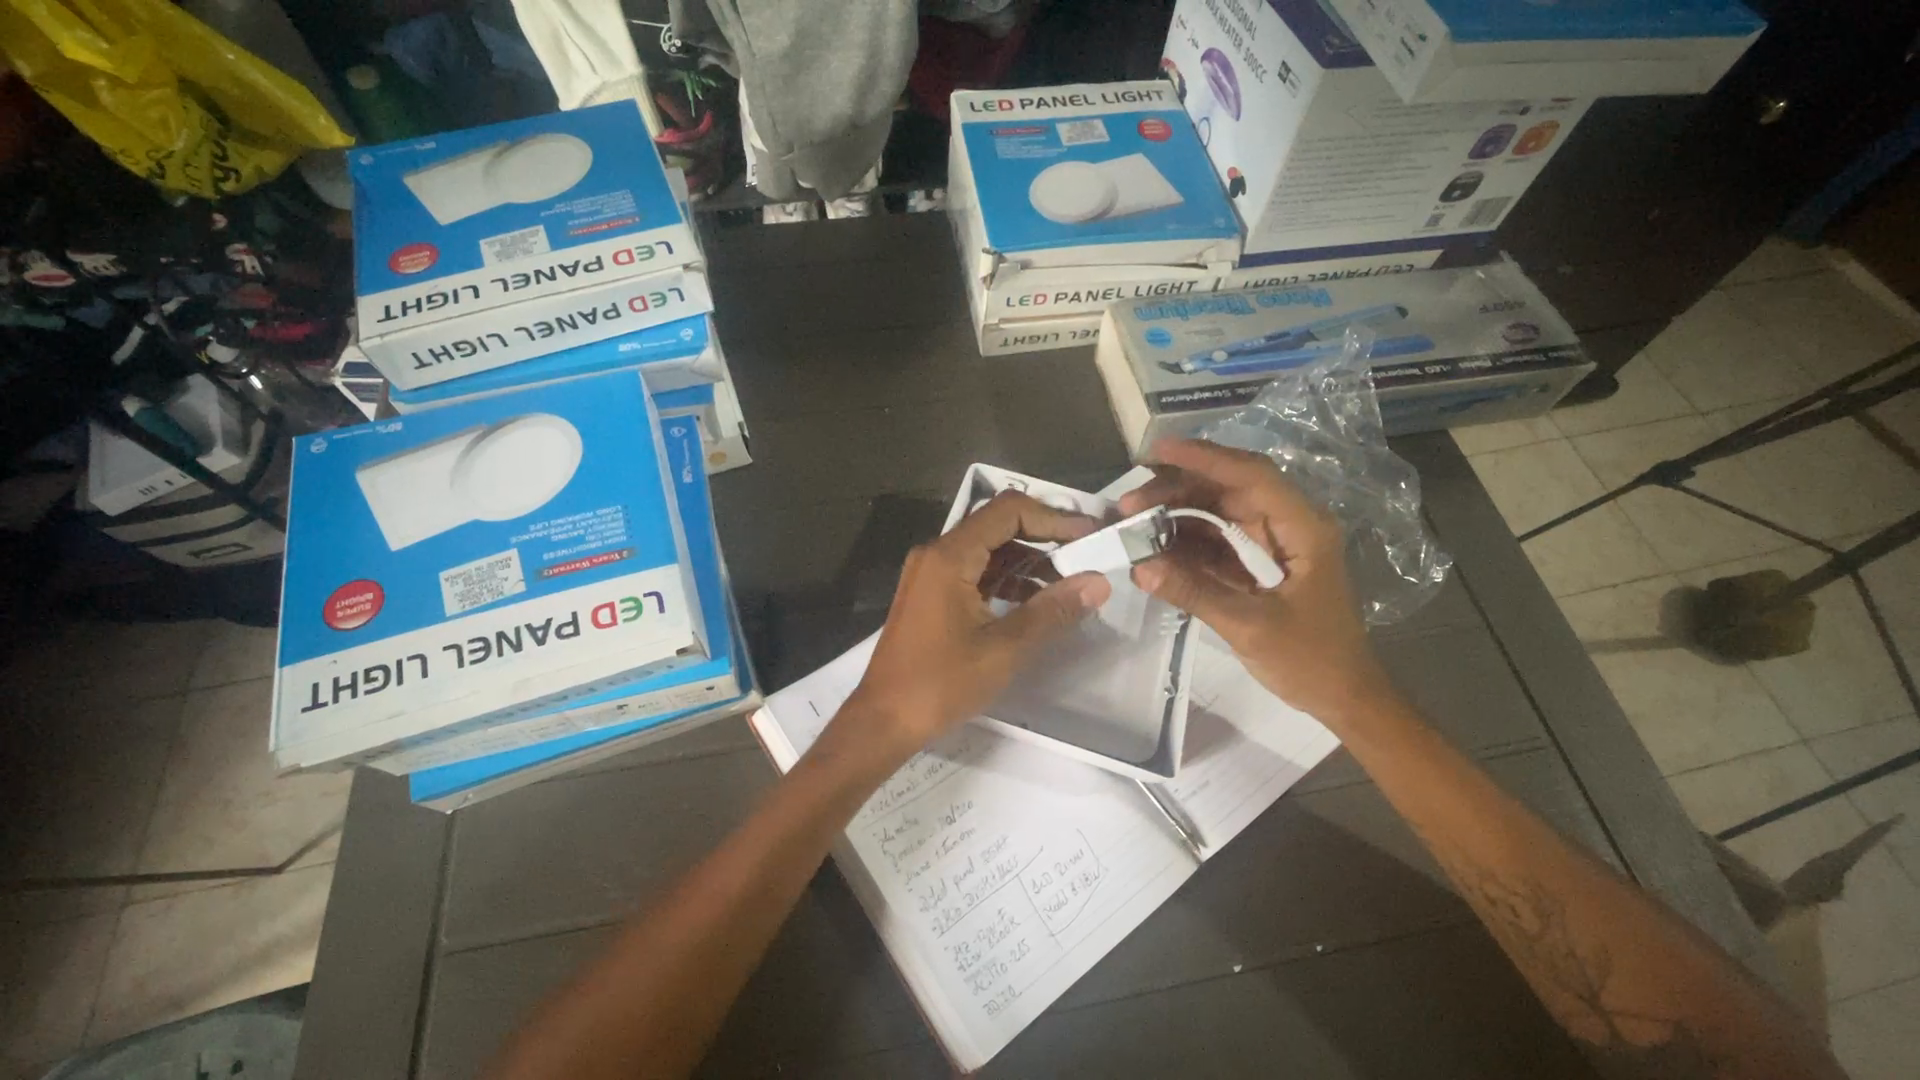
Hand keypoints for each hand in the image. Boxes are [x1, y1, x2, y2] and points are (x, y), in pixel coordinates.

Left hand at [842, 492, 1112, 756]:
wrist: (884, 720)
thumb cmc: (940, 684)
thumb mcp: (1004, 649)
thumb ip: (1052, 611)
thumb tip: (1098, 582)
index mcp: (949, 557)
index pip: (1008, 511)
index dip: (1054, 518)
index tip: (1091, 535)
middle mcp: (936, 554)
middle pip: (998, 524)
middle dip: (1045, 536)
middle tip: (1087, 554)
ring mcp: (930, 574)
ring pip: (987, 549)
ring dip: (1028, 559)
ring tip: (1069, 581)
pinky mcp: (931, 595)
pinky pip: (975, 571)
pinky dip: (1006, 578)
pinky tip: (1035, 601)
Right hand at [1120, 438, 1391, 723]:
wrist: (1344, 697)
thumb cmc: (1311, 660)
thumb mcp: (1250, 627)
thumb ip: (1194, 592)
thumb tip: (1140, 567)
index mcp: (1303, 528)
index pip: (1251, 476)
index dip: (1204, 458)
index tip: (1158, 451)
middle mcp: (1289, 525)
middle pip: (1229, 489)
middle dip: (1178, 490)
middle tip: (1129, 503)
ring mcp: (1274, 545)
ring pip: (1219, 514)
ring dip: (1177, 516)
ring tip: (1133, 524)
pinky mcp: (1260, 567)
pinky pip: (1218, 543)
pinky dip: (1187, 544)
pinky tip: (1154, 549)